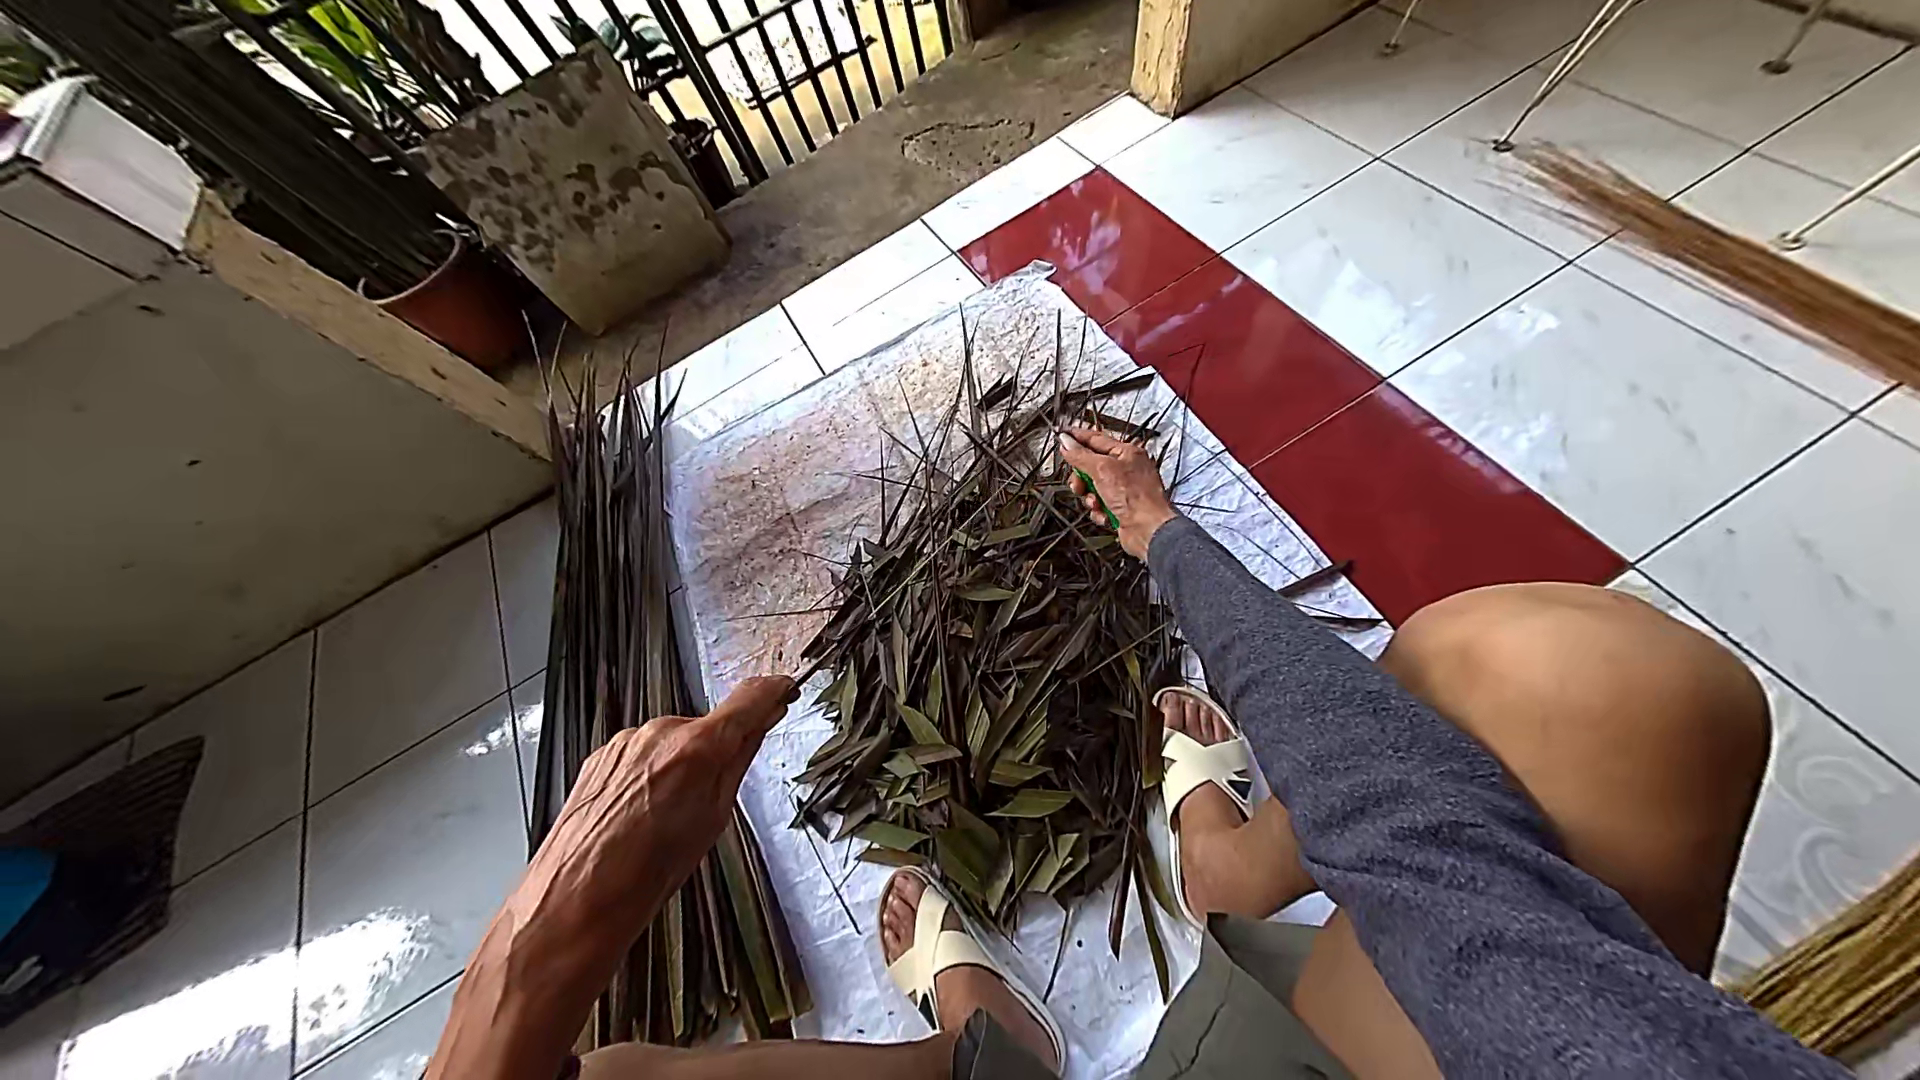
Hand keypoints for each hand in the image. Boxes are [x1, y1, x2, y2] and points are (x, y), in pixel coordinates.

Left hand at [514, 676, 798, 938]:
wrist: (575, 902)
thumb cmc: (647, 871)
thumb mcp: (716, 815)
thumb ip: (740, 758)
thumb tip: (762, 723)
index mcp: (698, 746)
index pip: (750, 697)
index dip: (773, 690)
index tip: (783, 689)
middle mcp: (662, 731)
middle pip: (710, 725)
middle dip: (717, 749)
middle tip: (710, 795)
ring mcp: (628, 740)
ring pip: (676, 739)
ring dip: (682, 763)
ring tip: (665, 814)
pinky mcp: (604, 753)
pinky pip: (645, 751)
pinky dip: (653, 772)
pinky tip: (641, 810)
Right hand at [1057, 425, 1178, 559]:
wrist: (1148, 530)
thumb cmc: (1137, 498)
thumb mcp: (1102, 470)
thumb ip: (1081, 455)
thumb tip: (1066, 442)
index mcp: (1127, 453)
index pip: (1096, 439)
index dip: (1077, 437)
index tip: (1062, 436)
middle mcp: (1127, 469)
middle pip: (1091, 466)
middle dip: (1081, 478)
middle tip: (1079, 484)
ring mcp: (1124, 490)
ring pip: (1092, 488)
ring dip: (1089, 497)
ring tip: (1096, 502)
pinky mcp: (1120, 508)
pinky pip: (1098, 506)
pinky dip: (1098, 511)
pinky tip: (1105, 514)